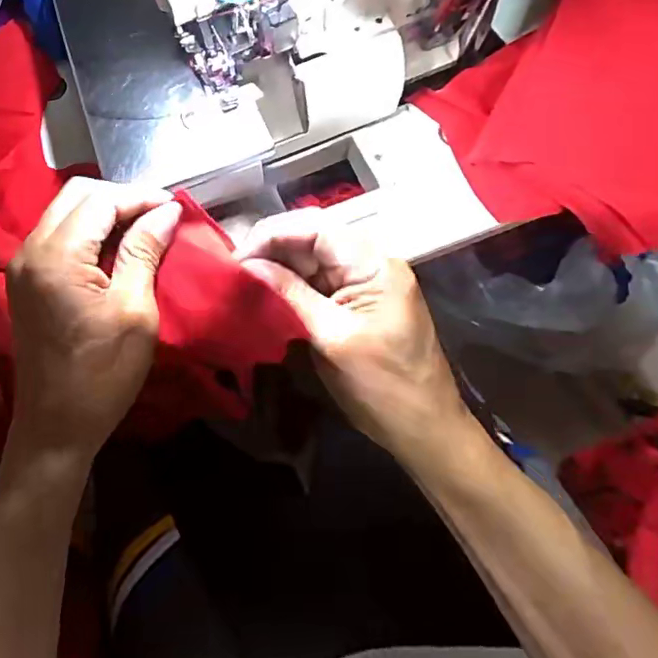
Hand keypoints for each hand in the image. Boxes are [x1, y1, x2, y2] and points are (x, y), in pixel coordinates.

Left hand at [6, 178, 182, 457]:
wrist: (55, 429)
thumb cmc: (102, 374)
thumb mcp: (135, 311)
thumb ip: (145, 251)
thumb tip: (166, 211)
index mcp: (56, 258)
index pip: (100, 201)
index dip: (141, 197)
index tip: (176, 208)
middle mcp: (30, 251)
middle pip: (77, 195)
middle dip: (122, 197)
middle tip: (160, 215)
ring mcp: (23, 265)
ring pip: (66, 210)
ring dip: (106, 210)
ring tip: (145, 227)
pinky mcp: (26, 279)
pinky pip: (59, 232)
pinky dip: (90, 229)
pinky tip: (119, 245)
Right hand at [235, 210, 470, 460]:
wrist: (424, 428)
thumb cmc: (384, 387)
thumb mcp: (333, 339)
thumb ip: (291, 296)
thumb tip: (248, 266)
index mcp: (375, 264)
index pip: (317, 229)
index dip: (273, 235)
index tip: (237, 258)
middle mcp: (371, 263)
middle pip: (314, 239)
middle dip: (271, 249)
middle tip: (232, 271)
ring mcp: (365, 282)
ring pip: (313, 259)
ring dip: (278, 266)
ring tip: (241, 279)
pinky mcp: (357, 301)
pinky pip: (319, 282)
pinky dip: (292, 286)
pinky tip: (266, 292)